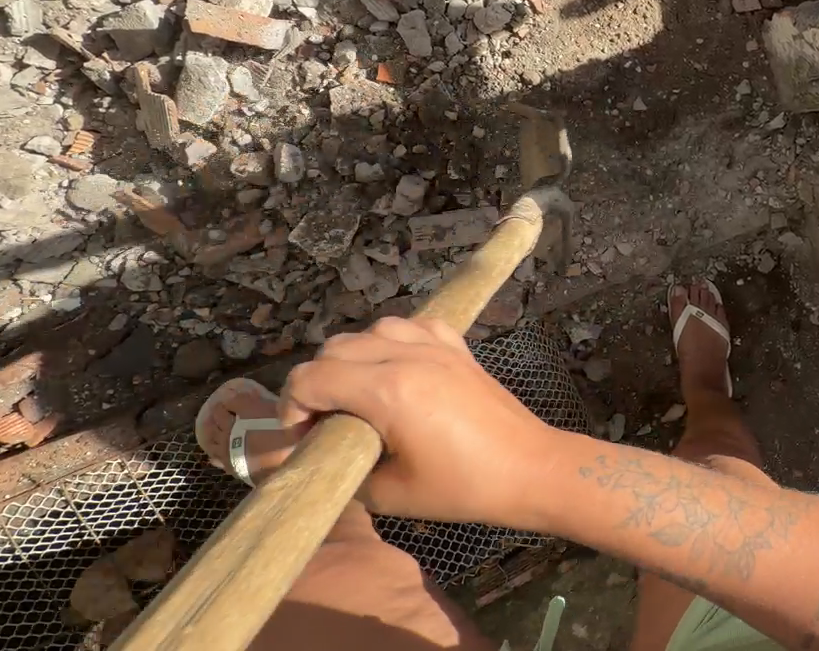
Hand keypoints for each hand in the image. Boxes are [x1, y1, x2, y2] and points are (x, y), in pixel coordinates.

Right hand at [277, 317, 564, 523]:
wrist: (526, 466)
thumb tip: (312, 453)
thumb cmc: (459, 486)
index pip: (312, 377)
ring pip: (375, 328)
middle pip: (337, 347)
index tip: (305, 439)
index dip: (292, 408)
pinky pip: (416, 325)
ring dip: (355, 357)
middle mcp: (413, 356)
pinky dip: (395, 341)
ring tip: (360, 396)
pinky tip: (397, 371)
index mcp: (390, 389)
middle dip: (318, 384)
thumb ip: (338, 466)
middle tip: (327, 424)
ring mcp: (440, 346)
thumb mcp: (384, 492)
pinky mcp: (461, 348)